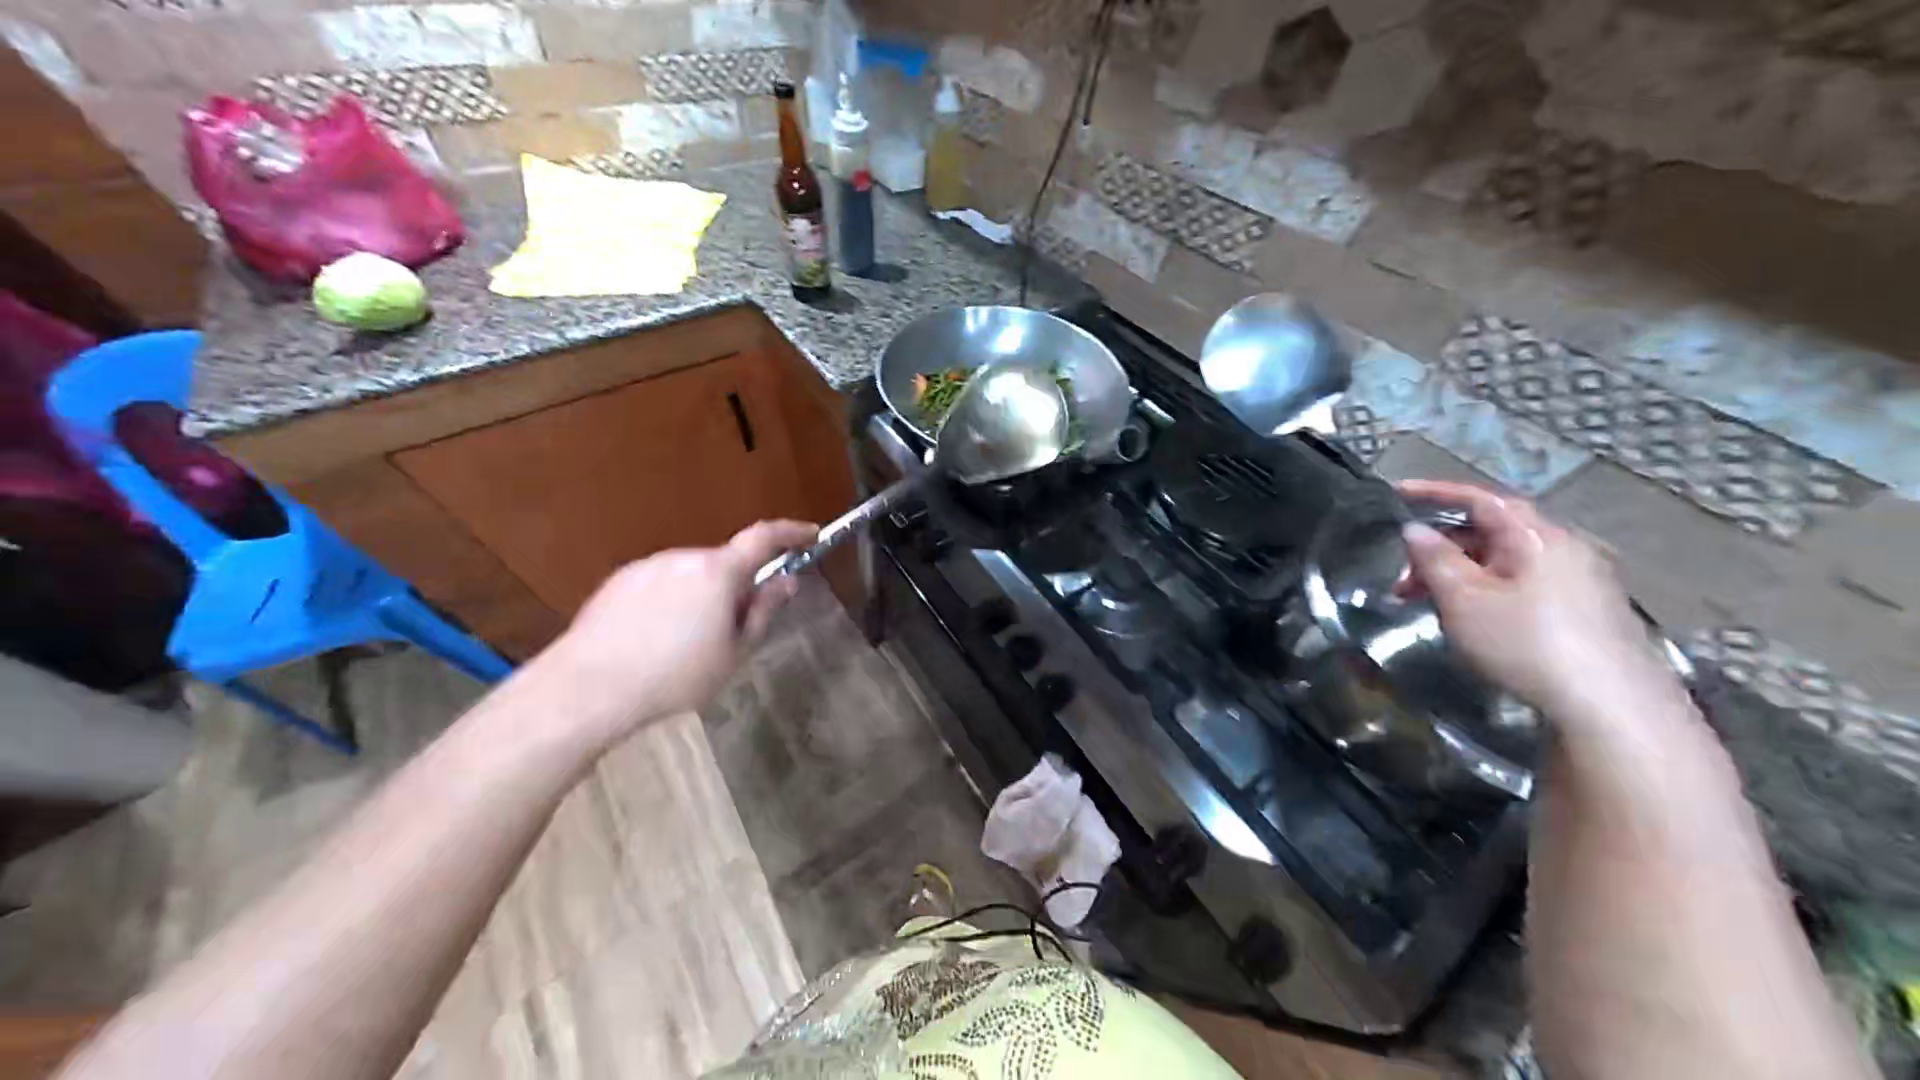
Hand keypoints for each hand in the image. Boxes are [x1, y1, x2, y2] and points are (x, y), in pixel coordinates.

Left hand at [543, 520, 817, 736]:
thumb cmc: (675, 677)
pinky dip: (670, 603)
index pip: (764, 538)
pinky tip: (655, 642)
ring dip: (702, 596)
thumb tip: (787, 582)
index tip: (811, 534)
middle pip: (724, 563)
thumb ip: (763, 611)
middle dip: (737, 585)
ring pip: (691, 575)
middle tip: (737, 628)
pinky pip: (660, 585)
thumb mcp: (734, 652)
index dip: (792, 533)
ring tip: (688, 646)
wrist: (588, 689)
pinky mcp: (618, 582)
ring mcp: (647, 567)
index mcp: (718, 572)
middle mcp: (683, 558)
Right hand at [1397, 481, 1685, 728]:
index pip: (1480, 499)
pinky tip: (1467, 619)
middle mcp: (1565, 548)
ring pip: (1503, 562)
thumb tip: (1414, 530)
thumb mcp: (1464, 599)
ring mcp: (1580, 581)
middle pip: (1491, 532)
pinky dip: (1483, 590)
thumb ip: (1434, 559)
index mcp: (1538, 536)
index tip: (1395, 493)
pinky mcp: (1584, 612)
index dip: (1435, 493)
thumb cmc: (1526, 642)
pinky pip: (1520, 584)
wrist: (1611, 709)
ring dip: (1458, 574)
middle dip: (1439, 548)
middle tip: (1401, 577)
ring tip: (1424, 604)